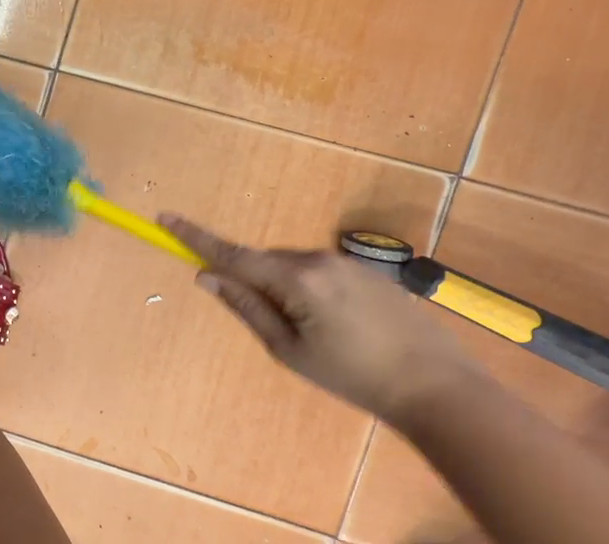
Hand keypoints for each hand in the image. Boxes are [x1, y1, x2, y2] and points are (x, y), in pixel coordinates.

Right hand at [161, 215, 477, 421]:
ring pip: (292, 266)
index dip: (195, 237)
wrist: (443, 391)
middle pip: (263, 260)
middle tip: (271, 324)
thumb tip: (207, 276)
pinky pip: (319, 272)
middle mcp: (316, 260)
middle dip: (252, 280)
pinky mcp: (369, 273)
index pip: (231, 253)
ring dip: (284, 287)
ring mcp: (346, 264)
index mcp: (295, 279)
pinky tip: (338, 327)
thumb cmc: (356, 377)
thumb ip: (246, 307)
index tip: (165, 217)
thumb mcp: (290, 351)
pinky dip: (311, 290)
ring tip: (315, 334)